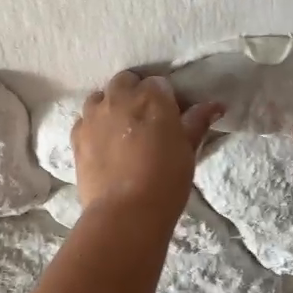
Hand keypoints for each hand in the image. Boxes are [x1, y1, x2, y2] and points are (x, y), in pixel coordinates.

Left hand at [72, 71, 223, 220]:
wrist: (127, 211)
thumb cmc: (166, 178)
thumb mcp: (188, 149)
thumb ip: (197, 122)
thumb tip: (216, 105)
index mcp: (152, 96)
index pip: (158, 83)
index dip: (165, 98)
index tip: (170, 117)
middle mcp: (119, 98)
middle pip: (125, 82)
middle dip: (134, 93)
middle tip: (145, 120)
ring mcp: (94, 116)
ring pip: (100, 97)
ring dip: (110, 105)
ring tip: (121, 130)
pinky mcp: (77, 136)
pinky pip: (84, 120)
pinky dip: (94, 126)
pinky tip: (103, 144)